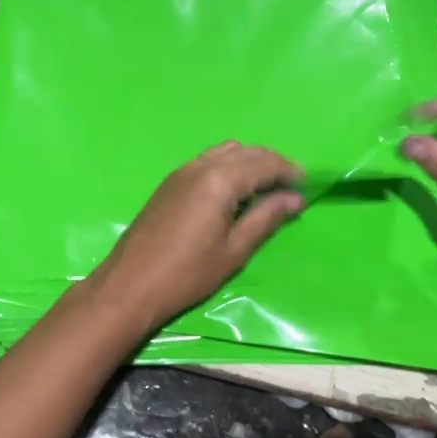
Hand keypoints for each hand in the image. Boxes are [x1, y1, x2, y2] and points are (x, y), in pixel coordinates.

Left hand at [84, 142, 303, 331]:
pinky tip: (234, 192)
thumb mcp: (235, 251)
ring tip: (265, 188)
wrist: (129, 286)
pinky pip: (209, 160)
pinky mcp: (171, 182)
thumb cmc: (187, 274)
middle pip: (246, 151)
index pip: (264, 163)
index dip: (288, 171)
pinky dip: (230, 166)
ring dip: (250, 162)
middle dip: (272, 163)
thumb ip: (266, 218)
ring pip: (226, 152)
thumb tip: (296, 198)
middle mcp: (201, 166)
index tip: (307, 185)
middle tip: (291, 186)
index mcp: (220, 180)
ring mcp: (182, 171)